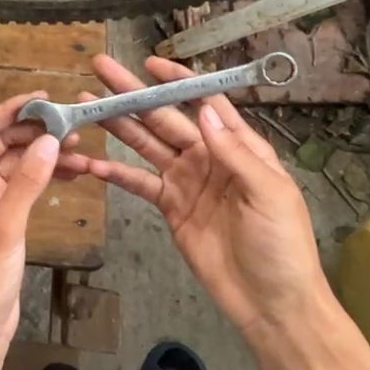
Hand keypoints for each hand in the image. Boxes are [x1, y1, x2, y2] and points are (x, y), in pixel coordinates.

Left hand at [0, 92, 91, 342]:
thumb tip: (50, 139)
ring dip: (44, 153)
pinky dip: (44, 174)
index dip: (13, 109)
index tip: (45, 97)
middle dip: (35, 132)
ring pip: (15, 160)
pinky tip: (72, 170)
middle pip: (1, 140)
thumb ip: (27, 182)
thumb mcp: (4, 227)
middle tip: (73, 125)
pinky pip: (22, 181)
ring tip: (80, 147)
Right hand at [79, 54, 329, 341]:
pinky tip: (90, 162)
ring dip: (117, 124)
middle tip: (101, 68)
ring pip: (146, 144)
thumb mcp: (270, 194)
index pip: (204, 101)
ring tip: (86, 105)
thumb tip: (205, 111)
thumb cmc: (283, 246)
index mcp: (237, 147)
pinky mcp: (171, 208)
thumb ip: (235, 154)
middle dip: (133, 93)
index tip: (149, 64)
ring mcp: (186, 181)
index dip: (177, 80)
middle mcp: (208, 156)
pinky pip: (139, 184)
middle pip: (164, 117)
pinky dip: (115, 173)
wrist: (274, 306)